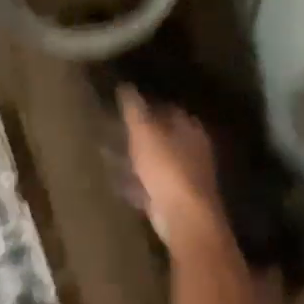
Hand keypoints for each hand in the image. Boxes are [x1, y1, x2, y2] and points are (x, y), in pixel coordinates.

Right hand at [117, 86, 225, 248]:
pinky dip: (136, 183)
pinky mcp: (174, 199)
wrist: (184, 217)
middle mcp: (192, 149)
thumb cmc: (167, 168)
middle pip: (164, 136)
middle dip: (141, 134)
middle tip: (114, 131)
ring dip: (137, 159)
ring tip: (111, 155)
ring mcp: (185, 176)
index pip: (169, 109)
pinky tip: (118, 182)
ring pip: (157, 161)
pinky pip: (151, 185)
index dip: (148, 106)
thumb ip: (135, 110)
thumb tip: (125, 85)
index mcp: (189, 128)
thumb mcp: (145, 133)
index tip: (125, 106)